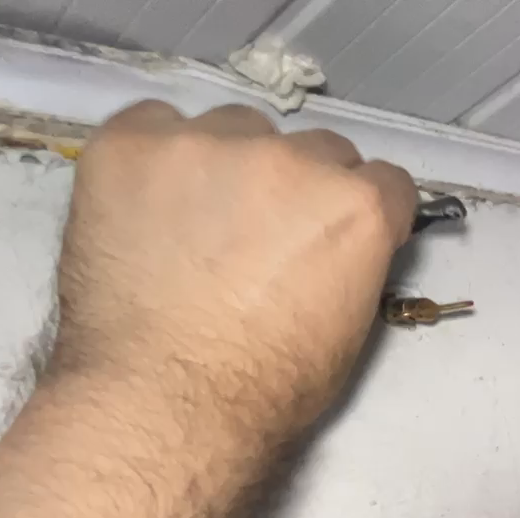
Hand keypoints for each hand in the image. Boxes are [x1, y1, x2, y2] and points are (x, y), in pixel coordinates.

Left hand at [53, 101, 417, 445]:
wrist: (172, 392)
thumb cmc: (279, 378)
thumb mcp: (354, 322)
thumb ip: (357, 261)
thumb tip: (340, 243)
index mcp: (360, 210)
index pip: (390, 182)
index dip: (376, 211)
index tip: (354, 234)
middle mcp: (294, 161)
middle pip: (324, 147)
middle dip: (315, 184)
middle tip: (285, 230)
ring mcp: (206, 144)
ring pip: (243, 128)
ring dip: (243, 162)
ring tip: (215, 215)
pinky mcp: (129, 143)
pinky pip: (161, 122)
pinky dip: (169, 155)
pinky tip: (162, 203)